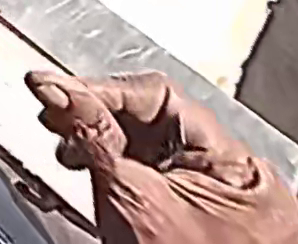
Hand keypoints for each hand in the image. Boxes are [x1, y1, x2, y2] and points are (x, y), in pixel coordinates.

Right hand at [25, 72, 297, 243]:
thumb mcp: (127, 196)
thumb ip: (89, 130)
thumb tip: (53, 84)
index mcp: (245, 175)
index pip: (162, 97)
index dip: (104, 91)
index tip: (60, 91)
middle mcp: (236, 182)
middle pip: (151, 116)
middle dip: (95, 115)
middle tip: (55, 114)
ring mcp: (212, 199)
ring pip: (141, 139)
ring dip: (94, 137)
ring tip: (66, 147)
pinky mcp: (186, 213)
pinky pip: (140, 166)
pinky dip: (105, 161)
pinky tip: (80, 163)